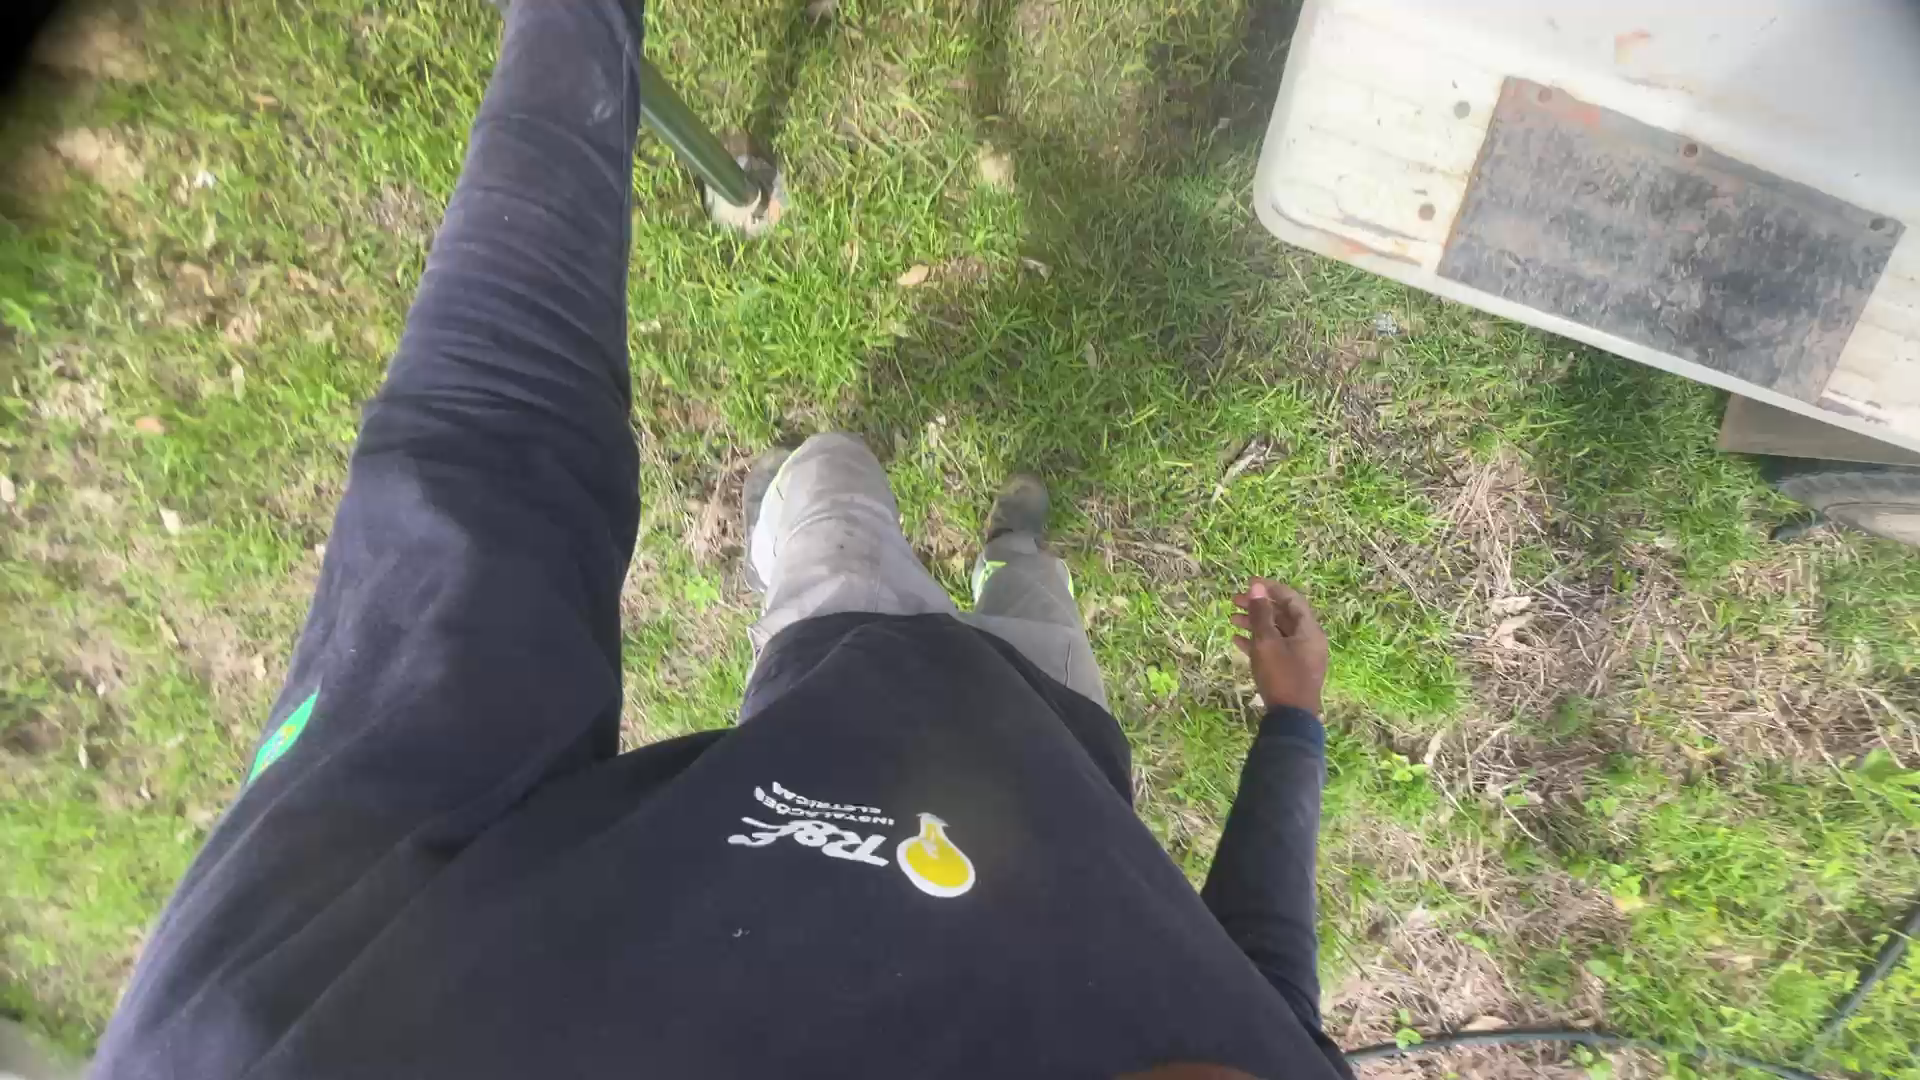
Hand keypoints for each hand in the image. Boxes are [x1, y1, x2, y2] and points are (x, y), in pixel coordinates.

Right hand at [1230, 578, 1328, 712]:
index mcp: (1309, 630)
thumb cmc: (1281, 675)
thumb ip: (1260, 614)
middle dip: (1259, 606)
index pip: (1291, 600)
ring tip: (1232, 619)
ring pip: (1277, 632)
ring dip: (1255, 623)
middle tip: (1235, 600)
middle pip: (1283, 615)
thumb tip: (1256, 587)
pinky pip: (1275, 648)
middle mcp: (1309, 640)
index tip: (1249, 583)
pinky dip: (1258, 641)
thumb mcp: (1266, 642)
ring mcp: (1301, 656)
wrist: (1292, 718)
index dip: (1271, 589)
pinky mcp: (1292, 669)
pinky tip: (1237, 640)